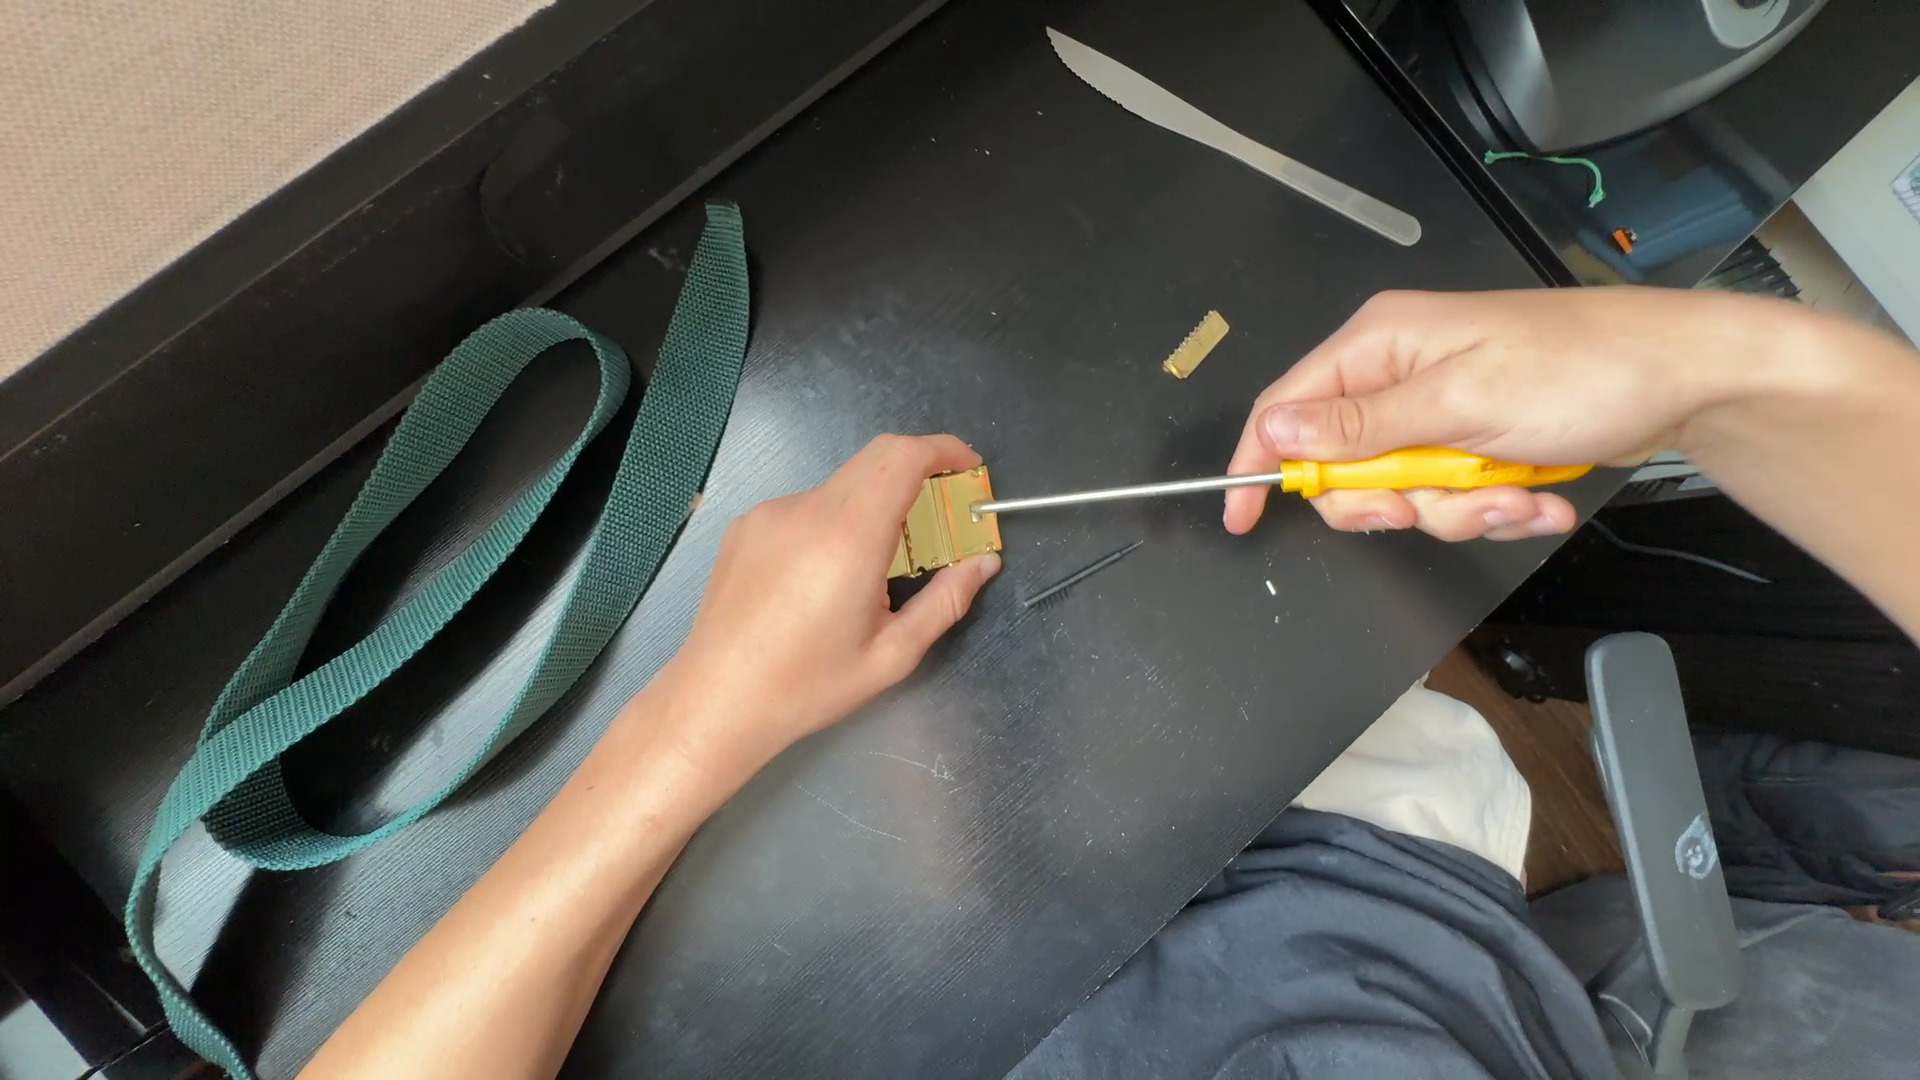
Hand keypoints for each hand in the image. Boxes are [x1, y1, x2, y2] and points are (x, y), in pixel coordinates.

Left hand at [656, 434, 1000, 765]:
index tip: (967, 468)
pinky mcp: (746, 524)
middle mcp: (807, 510)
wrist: (716, 701)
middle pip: (875, 459)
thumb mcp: (892, 654)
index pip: (902, 457)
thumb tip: (984, 562)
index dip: (943, 449)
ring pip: (840, 486)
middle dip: (917, 475)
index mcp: (850, 537)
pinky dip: (833, 523)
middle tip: (938, 516)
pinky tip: (821, 577)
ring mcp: (770, 513)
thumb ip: (946, 600)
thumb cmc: (809, 685)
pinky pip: (805, 507)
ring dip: (872, 506)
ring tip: (873, 567)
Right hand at [1223, 287, 1796, 540]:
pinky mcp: (1458, 441)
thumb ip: (1358, 425)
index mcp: (1375, 346)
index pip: (1285, 409)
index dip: (1258, 462)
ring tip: (1513, 498)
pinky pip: (1438, 495)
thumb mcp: (1459, 401)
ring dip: (1450, 508)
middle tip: (1419, 506)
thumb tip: (1274, 430)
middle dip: (1381, 498)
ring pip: (1391, 490)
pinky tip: (1530, 499)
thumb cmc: (1582, 371)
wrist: (1695, 382)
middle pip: (1335, 464)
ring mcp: (1426, 413)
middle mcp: (1390, 378)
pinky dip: (1481, 509)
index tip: (1242, 515)